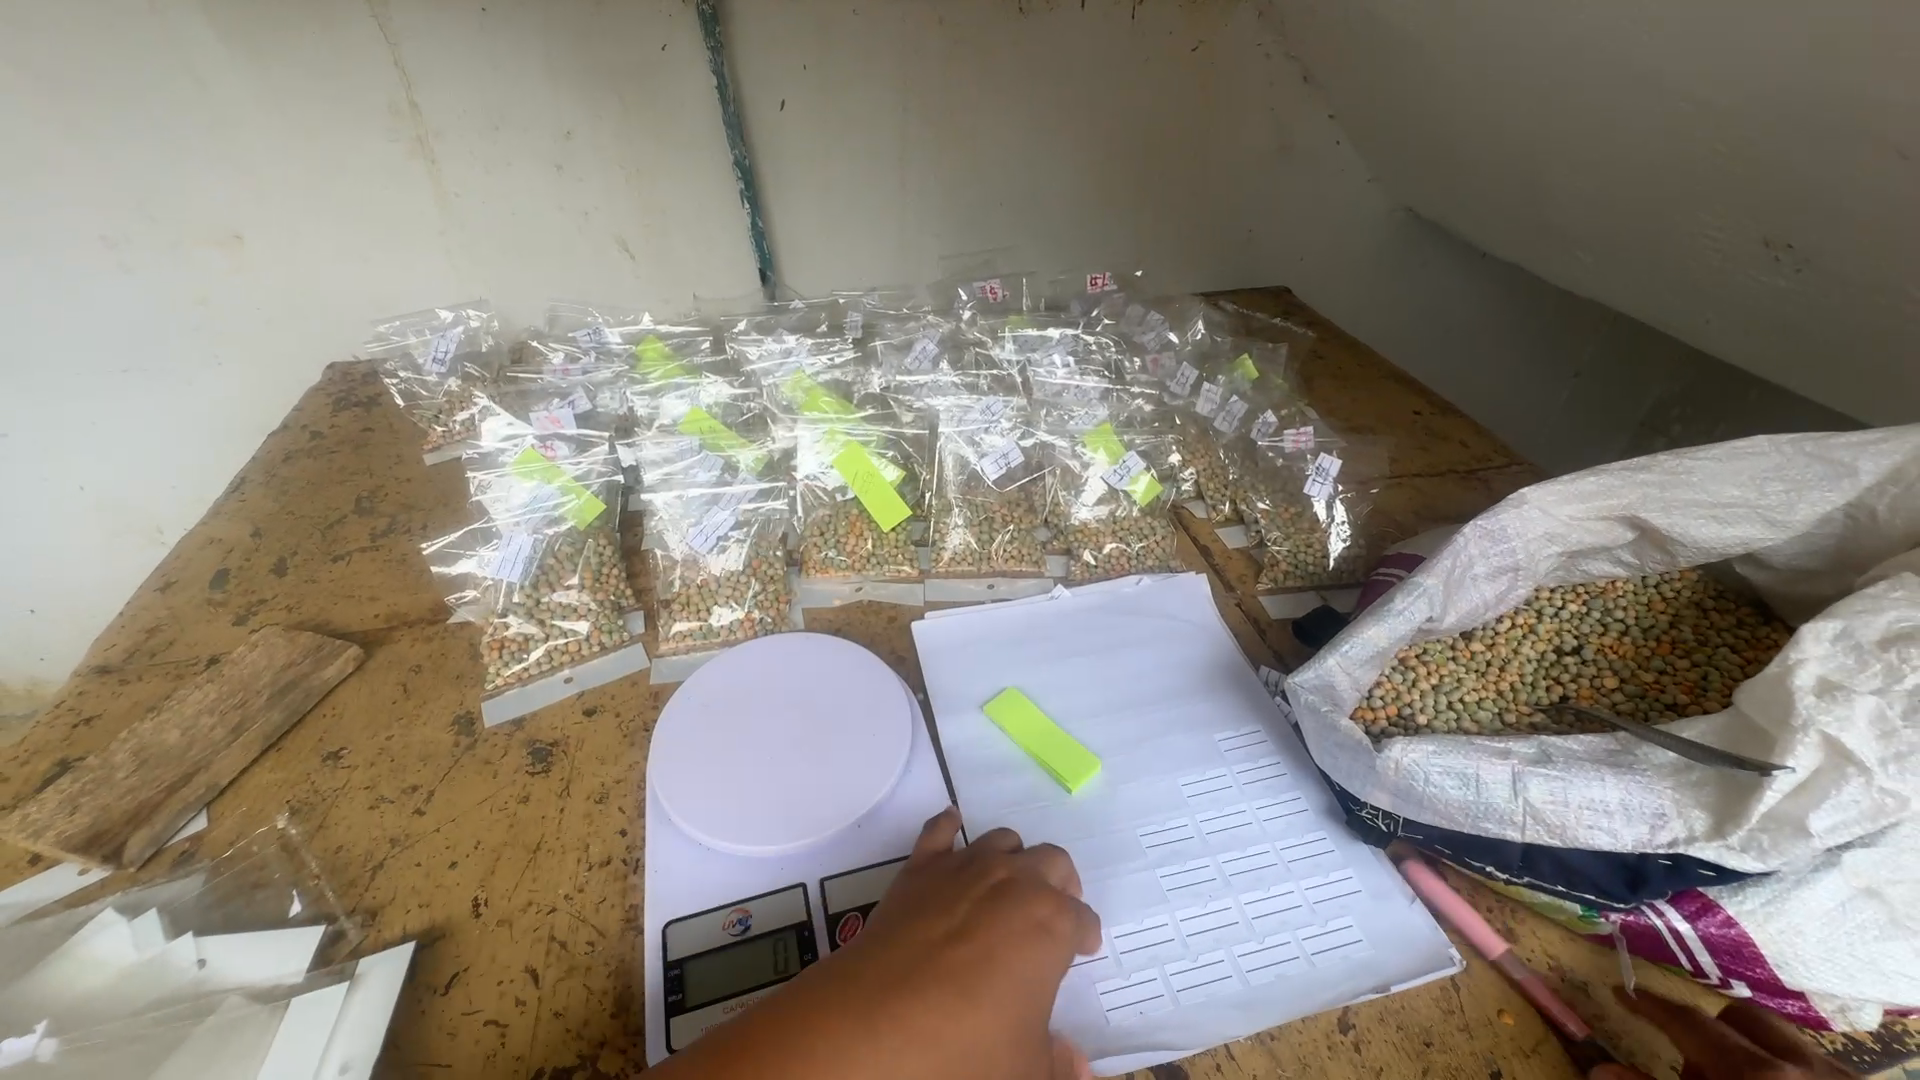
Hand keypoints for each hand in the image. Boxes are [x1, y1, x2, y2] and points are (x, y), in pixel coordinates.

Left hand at [653, 807, 1102, 1079]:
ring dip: (1014, 857)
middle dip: (1060, 884)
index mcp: (1052, 923)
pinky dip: (949, 825)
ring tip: (1010, 882)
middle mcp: (1015, 881)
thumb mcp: (1025, 1067)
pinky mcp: (921, 866)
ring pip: (1003, 839)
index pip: (1083, 918)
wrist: (877, 1022)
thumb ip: (1059, 1062)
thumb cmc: (965, 1047)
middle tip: (1054, 911)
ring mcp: (965, 866)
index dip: (1085, 934)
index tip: (1083, 948)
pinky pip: (940, 829)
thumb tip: (1080, 1067)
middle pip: (1052, 862)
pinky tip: (953, 826)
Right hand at [1592, 987, 1856, 1079]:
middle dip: (1709, 1033)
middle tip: (1695, 1070)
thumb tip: (1600, 1070)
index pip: (1687, 1021)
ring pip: (1785, 1040)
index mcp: (1754, 1075)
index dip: (1650, 1006)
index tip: (1623, 994)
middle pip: (1739, 1019)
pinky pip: (1818, 1066)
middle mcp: (1802, 1067)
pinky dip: (1789, 1074)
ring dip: (1753, 1052)